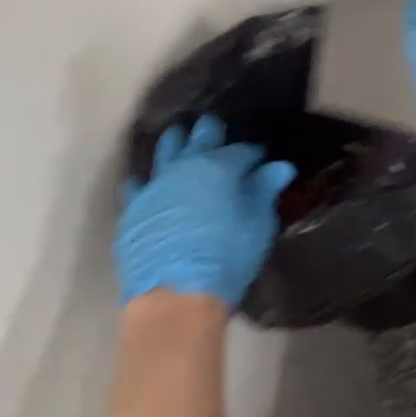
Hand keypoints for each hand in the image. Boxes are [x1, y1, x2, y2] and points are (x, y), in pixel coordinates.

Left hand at [116, 116, 297, 307]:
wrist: (177, 292)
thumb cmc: (228, 255)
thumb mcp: (258, 223)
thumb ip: (265, 191)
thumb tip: (280, 166)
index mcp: (216, 169)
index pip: (239, 152)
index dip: (252, 152)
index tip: (262, 154)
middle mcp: (181, 170)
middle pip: (195, 145)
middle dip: (207, 134)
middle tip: (212, 124)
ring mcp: (153, 189)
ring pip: (162, 157)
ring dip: (172, 145)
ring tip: (177, 135)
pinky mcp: (135, 211)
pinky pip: (139, 185)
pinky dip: (145, 178)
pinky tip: (143, 177)